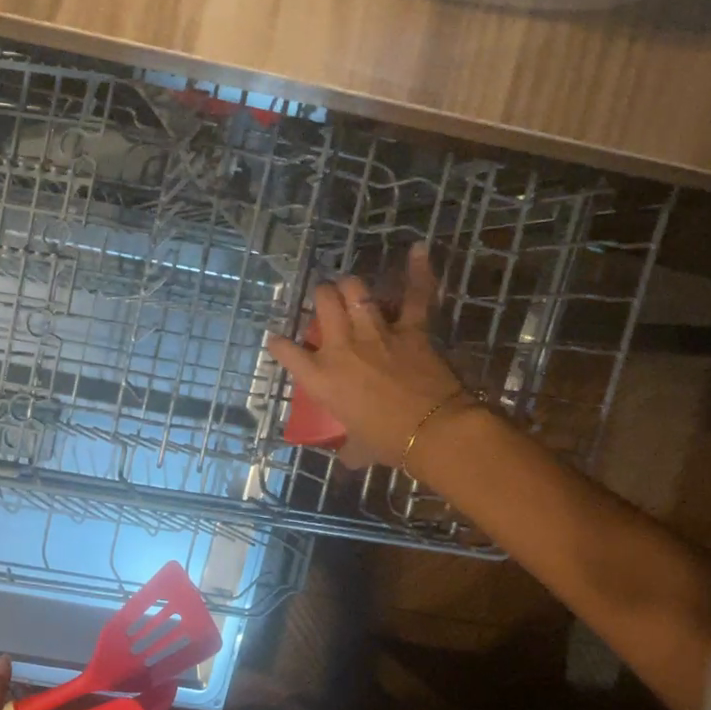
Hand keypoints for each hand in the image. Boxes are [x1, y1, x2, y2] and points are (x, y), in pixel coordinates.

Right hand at [268, 243, 463, 468]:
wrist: (431, 431)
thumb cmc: (387, 442)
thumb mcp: (358, 448)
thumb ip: (349, 449)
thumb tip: (349, 460)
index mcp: (320, 379)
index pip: (286, 351)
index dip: (280, 344)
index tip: (279, 342)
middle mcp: (341, 348)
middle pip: (322, 305)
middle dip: (320, 297)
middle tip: (323, 303)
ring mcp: (376, 334)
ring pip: (356, 292)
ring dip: (351, 287)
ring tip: (349, 288)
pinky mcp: (411, 330)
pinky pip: (415, 295)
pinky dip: (418, 272)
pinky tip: (417, 249)